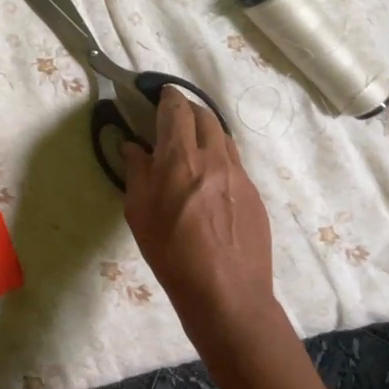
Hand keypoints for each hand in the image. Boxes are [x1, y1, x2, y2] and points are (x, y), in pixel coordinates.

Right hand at [122, 86, 276, 333]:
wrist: (226, 295)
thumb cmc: (171, 252)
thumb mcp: (138, 211)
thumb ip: (136, 171)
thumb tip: (134, 146)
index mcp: (180, 158)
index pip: (176, 109)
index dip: (167, 96)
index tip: (158, 93)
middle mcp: (213, 158)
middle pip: (205, 115)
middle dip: (188, 108)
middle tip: (172, 115)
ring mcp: (239, 176)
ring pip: (224, 137)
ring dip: (206, 130)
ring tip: (191, 143)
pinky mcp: (255, 196)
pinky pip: (235, 163)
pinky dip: (219, 157)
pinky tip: (208, 180)